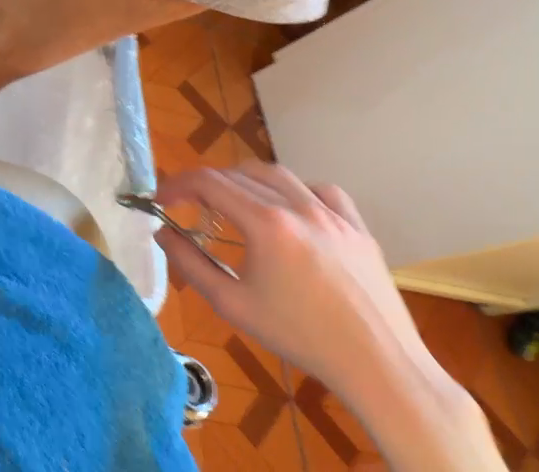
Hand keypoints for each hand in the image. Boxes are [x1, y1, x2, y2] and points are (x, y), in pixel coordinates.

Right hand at [155, 163, 427, 392]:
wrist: (378, 365)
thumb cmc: (300, 337)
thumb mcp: (232, 304)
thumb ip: (190, 263)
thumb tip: (162, 233)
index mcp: (266, 223)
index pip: (208, 183)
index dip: (176, 185)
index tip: (160, 201)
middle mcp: (299, 207)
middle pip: (239, 174)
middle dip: (206, 184)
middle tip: (190, 205)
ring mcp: (333, 215)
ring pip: (279, 175)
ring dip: (246, 181)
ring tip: (234, 202)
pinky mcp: (358, 228)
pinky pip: (322, 191)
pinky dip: (296, 191)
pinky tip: (291, 211)